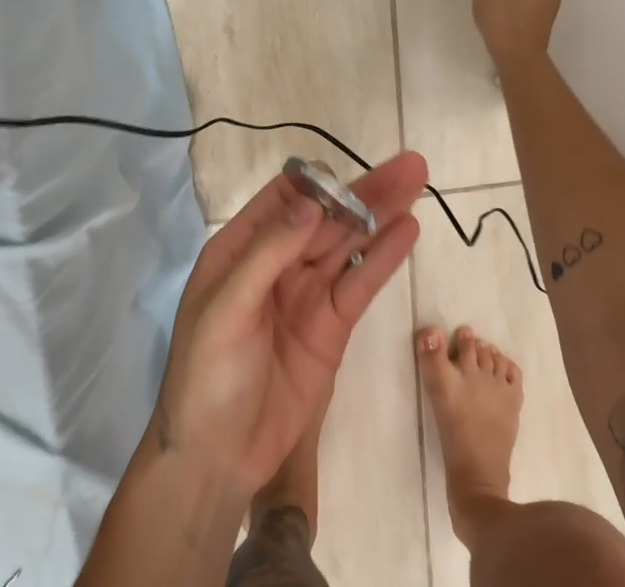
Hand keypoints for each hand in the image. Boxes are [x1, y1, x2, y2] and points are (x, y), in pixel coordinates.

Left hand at [149, 152, 427, 500]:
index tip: (348, 176)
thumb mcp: (226, 307)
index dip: (316, 183)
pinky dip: (382, 259)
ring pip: (347, 247)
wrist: (217, 456)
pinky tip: (406, 233)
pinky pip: (359, 286)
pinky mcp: (331, 328)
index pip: (282, 201)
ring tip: (417, 185)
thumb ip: (269, 252)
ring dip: (381, 217)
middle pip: (325, 219)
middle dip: (364, 192)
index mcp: (238, 252)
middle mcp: (274, 266)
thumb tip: (311, 200)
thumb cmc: (206, 375)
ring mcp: (305, 296)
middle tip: (410, 167)